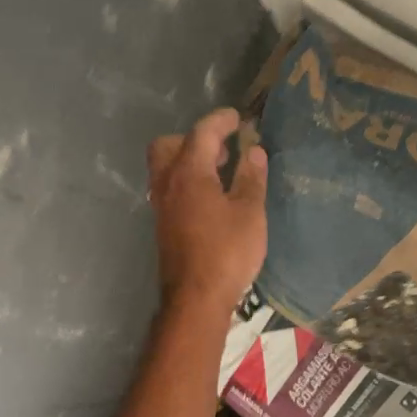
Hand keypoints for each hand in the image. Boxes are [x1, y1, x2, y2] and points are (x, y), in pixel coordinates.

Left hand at [146, 108, 268, 312]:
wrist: (196, 298)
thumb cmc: (227, 253)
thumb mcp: (250, 214)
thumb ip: (252, 179)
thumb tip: (254, 152)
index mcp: (189, 172)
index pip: (202, 133)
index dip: (221, 121)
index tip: (237, 118)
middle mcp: (168, 183)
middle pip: (169, 146)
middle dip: (193, 140)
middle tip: (220, 150)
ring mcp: (162, 206)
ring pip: (166, 169)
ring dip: (188, 163)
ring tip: (217, 175)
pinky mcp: (164, 227)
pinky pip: (170, 191)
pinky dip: (186, 184)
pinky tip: (208, 201)